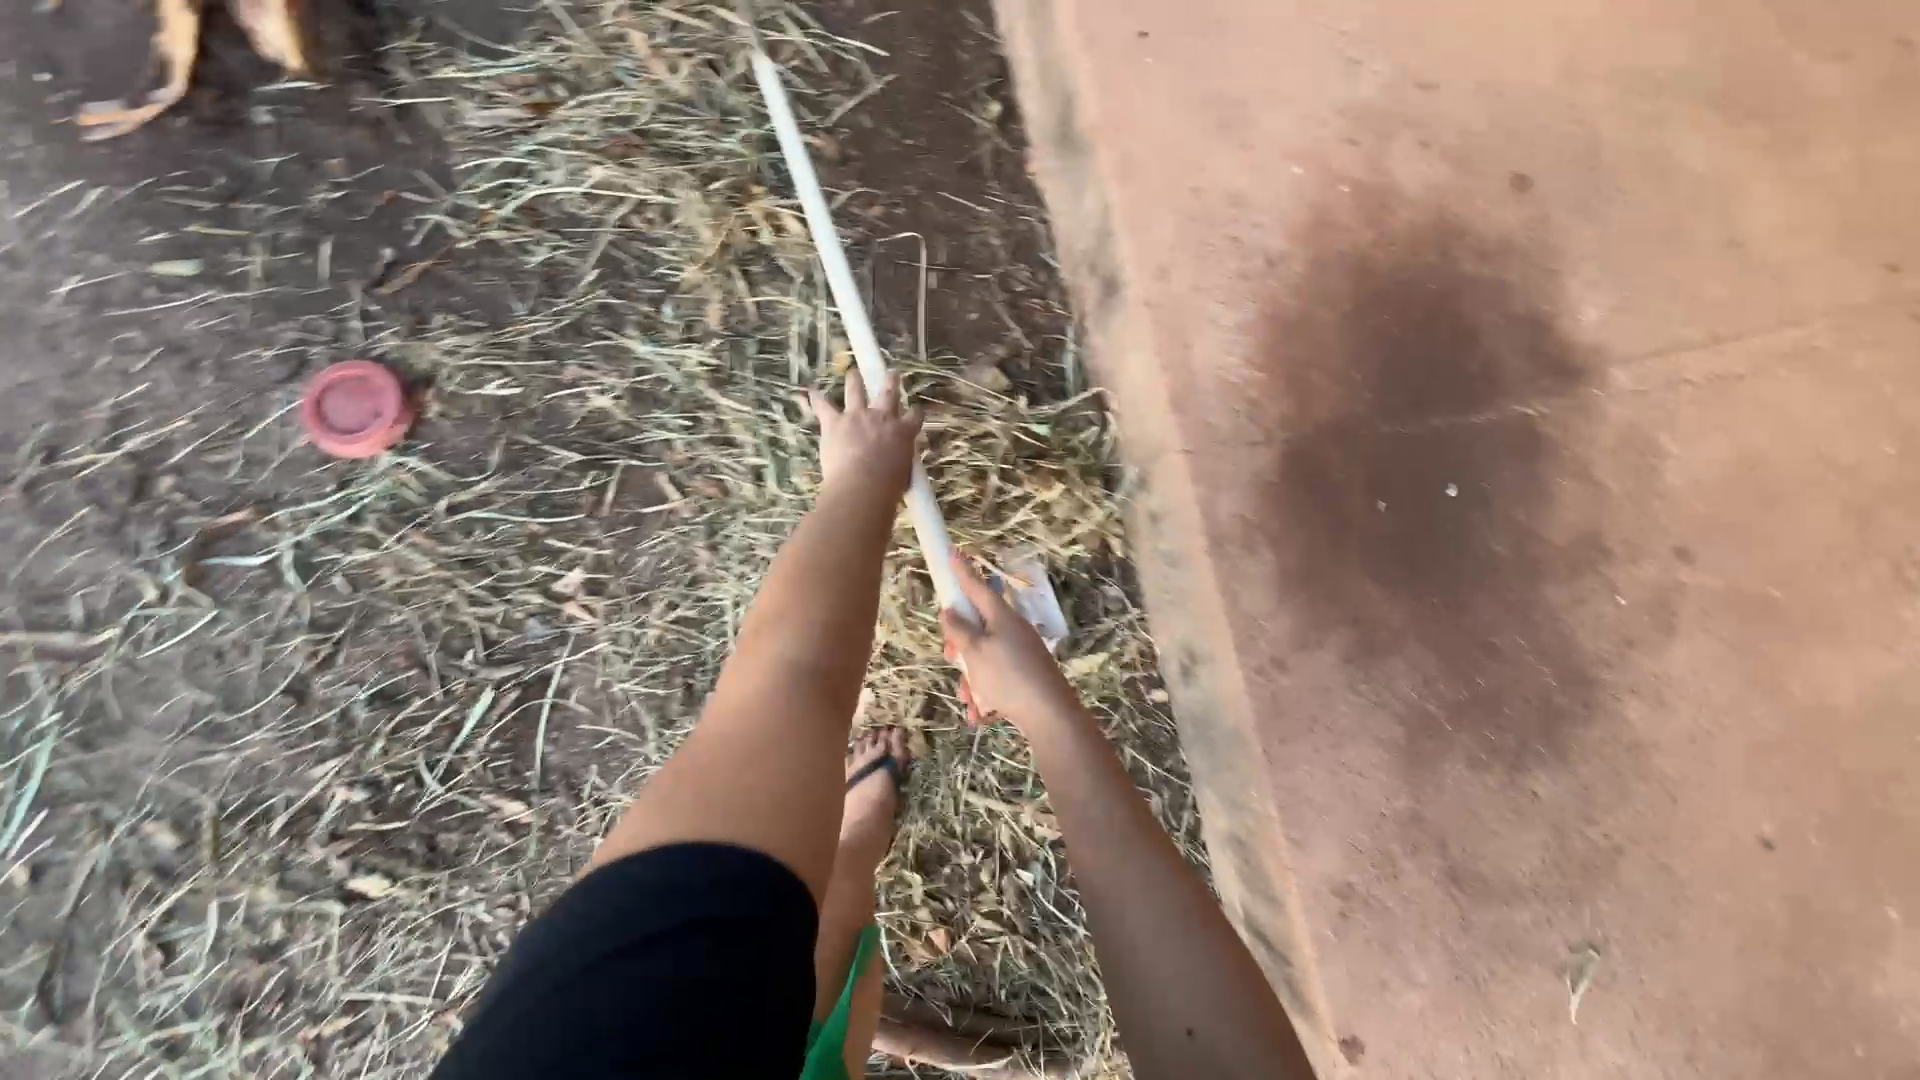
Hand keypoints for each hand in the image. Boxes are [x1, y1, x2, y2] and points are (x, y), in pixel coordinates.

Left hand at [809, 370, 923, 499]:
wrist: (862, 487)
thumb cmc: (888, 488)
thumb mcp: (904, 475)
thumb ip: (901, 462)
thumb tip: (898, 465)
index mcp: (903, 432)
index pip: (914, 416)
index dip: (915, 412)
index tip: (914, 410)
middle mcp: (882, 418)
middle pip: (889, 393)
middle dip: (891, 382)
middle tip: (892, 374)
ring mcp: (857, 416)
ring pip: (856, 391)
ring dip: (855, 381)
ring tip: (852, 373)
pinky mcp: (835, 422)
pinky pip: (824, 406)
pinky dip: (817, 399)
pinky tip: (812, 391)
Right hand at [940, 553, 1080, 728]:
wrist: (1049, 715)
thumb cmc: (1007, 677)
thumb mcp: (974, 652)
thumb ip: (959, 630)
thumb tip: (950, 610)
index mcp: (1001, 616)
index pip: (977, 587)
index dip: (962, 572)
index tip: (953, 552)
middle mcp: (1012, 630)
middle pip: (976, 628)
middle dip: (959, 648)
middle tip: (952, 659)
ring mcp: (1021, 653)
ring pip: (983, 659)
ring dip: (971, 680)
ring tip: (970, 701)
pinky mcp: (1025, 676)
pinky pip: (996, 680)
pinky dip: (985, 695)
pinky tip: (981, 714)